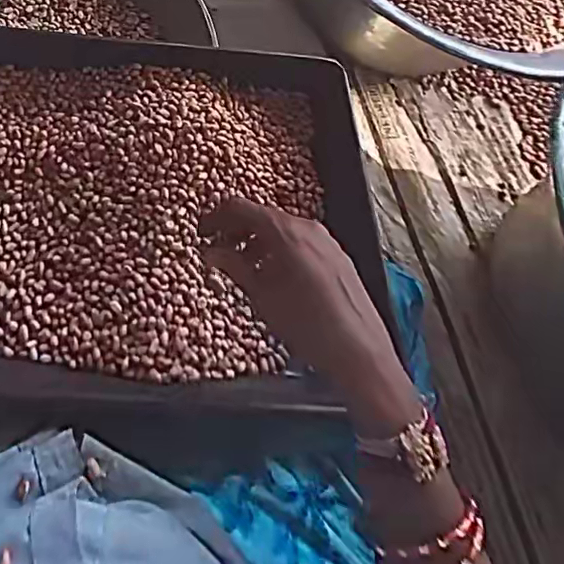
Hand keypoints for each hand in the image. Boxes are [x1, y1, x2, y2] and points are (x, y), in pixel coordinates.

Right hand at [203, 197, 418, 433]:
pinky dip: (279, 250)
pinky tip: (272, 275)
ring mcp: (326, 240)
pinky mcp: (338, 256)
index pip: (241, 208)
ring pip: (282, 230)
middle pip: (262, 216)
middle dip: (236, 231)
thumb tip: (211, 252)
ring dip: (257, 242)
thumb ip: (234, 267)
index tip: (201, 231)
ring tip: (241, 266)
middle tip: (216, 250)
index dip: (217, 217)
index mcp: (287, 231)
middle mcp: (308, 227)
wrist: (362, 355)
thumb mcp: (262, 298)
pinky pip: (300, 242)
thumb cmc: (308, 327)